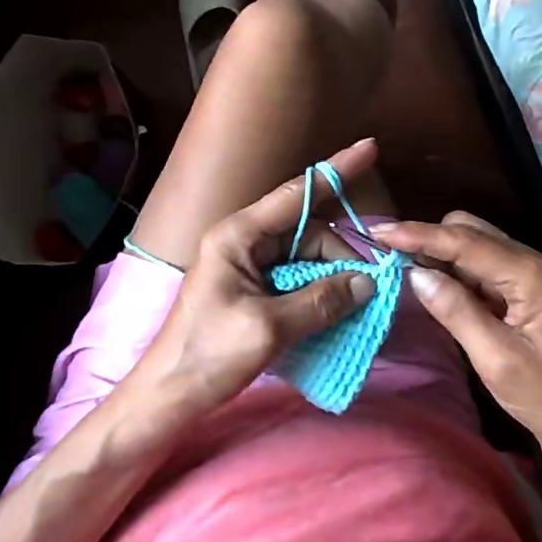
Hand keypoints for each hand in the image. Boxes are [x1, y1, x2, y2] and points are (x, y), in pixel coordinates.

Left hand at [121, 139, 381, 426]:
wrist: (170, 393)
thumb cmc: (209, 354)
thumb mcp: (268, 327)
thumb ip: (320, 301)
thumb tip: (367, 283)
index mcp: (238, 235)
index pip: (296, 195)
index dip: (336, 172)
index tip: (370, 148)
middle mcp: (244, 241)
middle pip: (308, 232)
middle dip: (342, 256)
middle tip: (371, 289)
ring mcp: (248, 265)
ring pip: (306, 258)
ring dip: (333, 278)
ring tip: (359, 307)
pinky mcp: (253, 290)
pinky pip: (297, 280)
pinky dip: (320, 293)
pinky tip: (340, 312)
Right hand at [371, 212, 541, 448]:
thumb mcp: (495, 358)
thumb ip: (455, 311)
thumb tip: (414, 273)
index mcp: (533, 277)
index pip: (466, 242)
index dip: (420, 235)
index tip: (379, 233)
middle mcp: (531, 263)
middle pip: (469, 229)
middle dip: (427, 237)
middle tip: (387, 254)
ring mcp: (525, 273)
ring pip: (469, 242)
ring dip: (435, 250)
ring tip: (398, 264)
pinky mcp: (516, 286)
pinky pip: (474, 263)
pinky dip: (447, 266)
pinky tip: (426, 279)